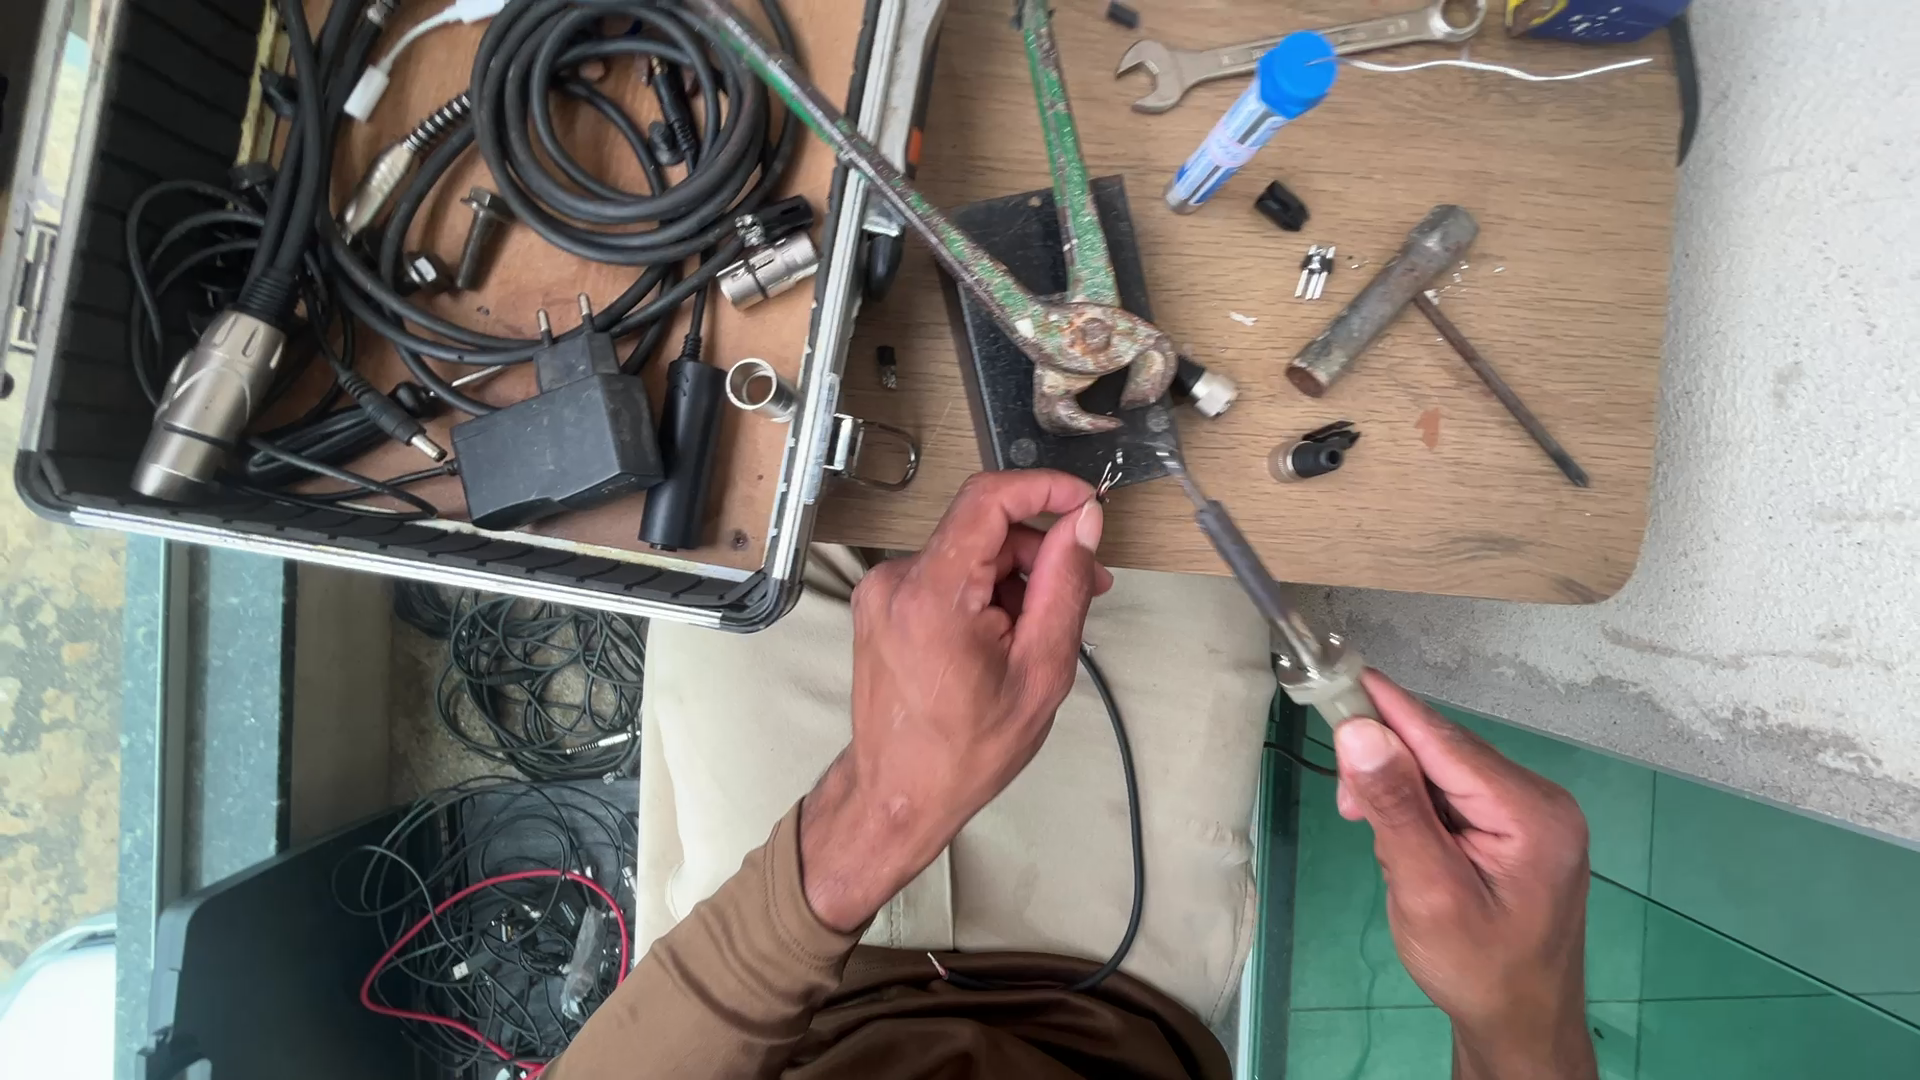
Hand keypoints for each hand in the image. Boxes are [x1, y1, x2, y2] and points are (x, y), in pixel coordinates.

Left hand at [801, 471, 1112, 931]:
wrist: (896, 792)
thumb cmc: (968, 750)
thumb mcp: (1040, 671)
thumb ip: (1064, 587)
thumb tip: (1083, 522)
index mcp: (933, 596)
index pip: (987, 498)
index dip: (1043, 487)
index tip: (1085, 503)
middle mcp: (896, 580)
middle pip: (983, 529)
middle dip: (1039, 551)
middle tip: (1087, 586)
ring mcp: (882, 589)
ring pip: (967, 551)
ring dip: (1012, 575)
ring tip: (1040, 626)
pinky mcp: (881, 601)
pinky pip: (945, 571)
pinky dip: (982, 588)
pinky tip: (1002, 630)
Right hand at [1334, 671, 1595, 1079]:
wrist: (1518, 1025)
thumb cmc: (1475, 967)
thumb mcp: (1426, 889)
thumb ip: (1395, 807)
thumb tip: (1357, 730)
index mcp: (1529, 811)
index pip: (1440, 737)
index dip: (1383, 703)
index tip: (1333, 672)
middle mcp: (1534, 796)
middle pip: (1436, 745)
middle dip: (1381, 757)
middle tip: (1346, 799)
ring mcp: (1523, 808)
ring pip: (1434, 763)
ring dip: (1390, 783)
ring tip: (1369, 825)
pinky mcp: (1506, 821)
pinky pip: (1442, 785)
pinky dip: (1406, 798)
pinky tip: (1393, 830)